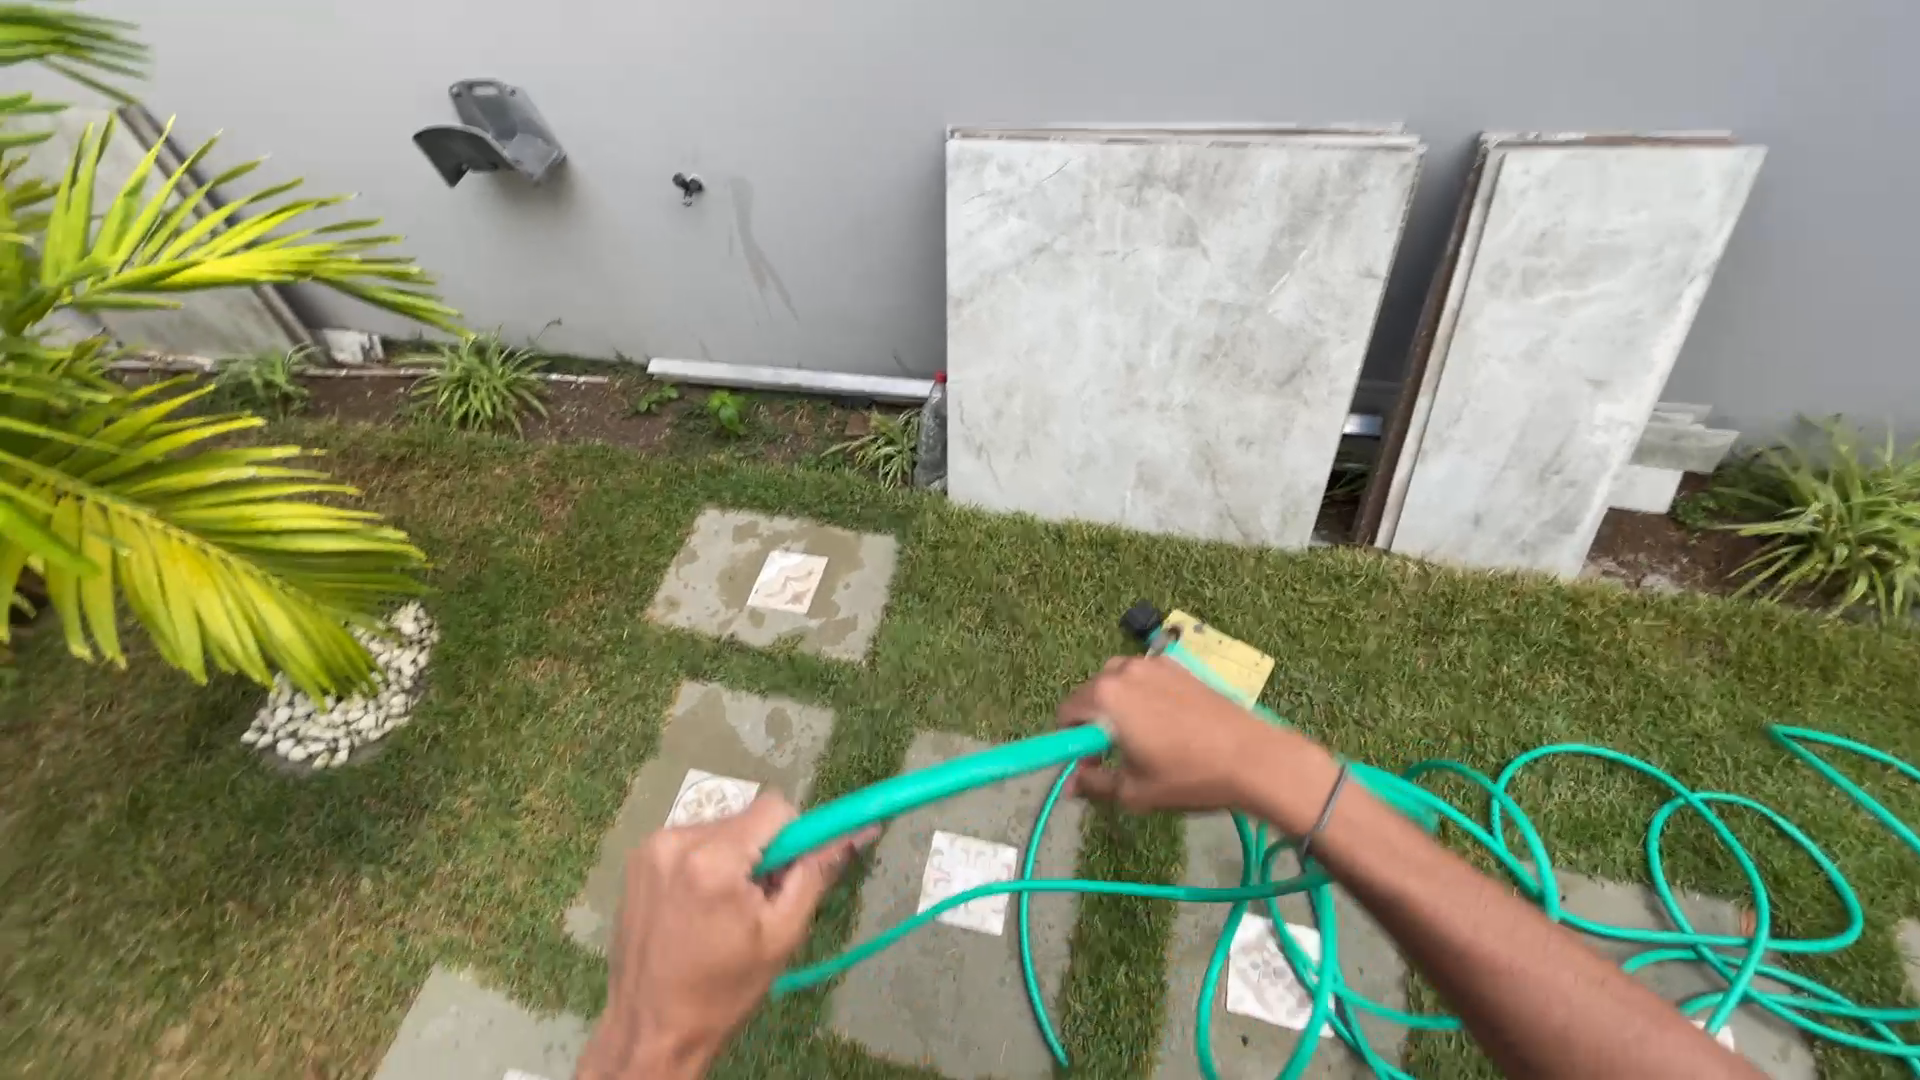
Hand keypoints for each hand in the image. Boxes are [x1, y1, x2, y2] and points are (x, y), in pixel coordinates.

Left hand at [578, 794, 868, 1079]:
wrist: (651, 1032)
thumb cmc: (724, 990)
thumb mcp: (784, 933)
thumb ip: (818, 871)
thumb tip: (858, 829)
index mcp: (714, 859)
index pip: (775, 807)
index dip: (793, 837)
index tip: (788, 875)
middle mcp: (677, 839)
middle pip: (746, 819)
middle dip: (763, 850)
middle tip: (758, 901)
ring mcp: (652, 847)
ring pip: (721, 828)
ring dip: (734, 855)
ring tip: (725, 908)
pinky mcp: (638, 858)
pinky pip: (693, 840)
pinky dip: (707, 861)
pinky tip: (699, 905)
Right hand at [1057, 655, 1337, 830]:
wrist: (1255, 758)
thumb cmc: (1189, 776)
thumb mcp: (1134, 791)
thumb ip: (1094, 784)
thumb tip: (1070, 784)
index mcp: (1106, 696)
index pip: (1066, 713)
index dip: (1071, 742)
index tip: (1092, 764)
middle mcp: (1124, 669)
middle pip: (1091, 694)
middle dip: (1094, 723)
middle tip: (1118, 756)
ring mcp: (1154, 663)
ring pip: (1118, 683)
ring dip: (1118, 707)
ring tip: (1143, 738)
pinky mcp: (1179, 666)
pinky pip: (1145, 678)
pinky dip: (1143, 696)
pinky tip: (1167, 724)